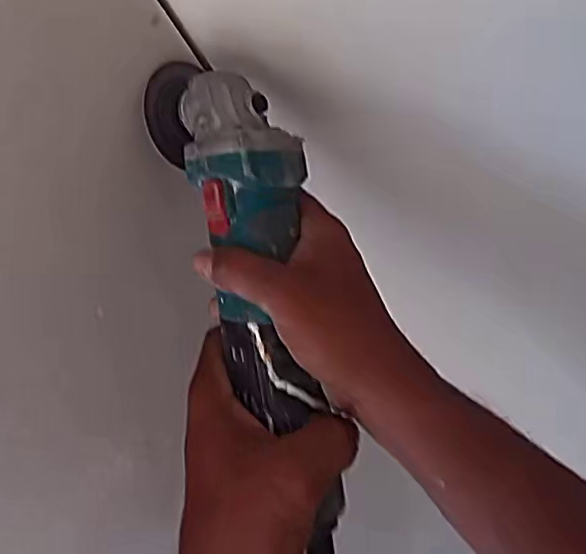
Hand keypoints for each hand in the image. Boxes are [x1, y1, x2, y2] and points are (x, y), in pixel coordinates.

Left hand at [183, 328, 358, 553]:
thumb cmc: (240, 520)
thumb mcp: (295, 467)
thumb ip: (325, 434)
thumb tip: (342, 420)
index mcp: (211, 396)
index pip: (223, 337)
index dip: (248, 322)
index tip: (279, 313)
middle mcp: (217, 413)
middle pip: (251, 371)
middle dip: (285, 371)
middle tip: (315, 366)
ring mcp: (234, 442)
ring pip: (269, 407)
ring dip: (298, 413)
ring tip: (326, 414)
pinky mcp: (251, 470)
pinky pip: (280, 441)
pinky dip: (302, 443)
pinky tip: (324, 453)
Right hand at [192, 192, 429, 415]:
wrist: (378, 391)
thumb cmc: (352, 338)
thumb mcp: (278, 291)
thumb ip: (235, 268)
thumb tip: (207, 259)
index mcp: (323, 233)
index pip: (280, 194)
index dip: (249, 193)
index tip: (222, 199)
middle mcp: (324, 253)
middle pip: (271, 228)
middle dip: (240, 238)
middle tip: (219, 242)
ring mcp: (321, 282)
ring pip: (271, 262)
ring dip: (245, 270)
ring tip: (225, 279)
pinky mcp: (316, 310)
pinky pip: (275, 291)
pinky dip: (255, 295)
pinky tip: (240, 309)